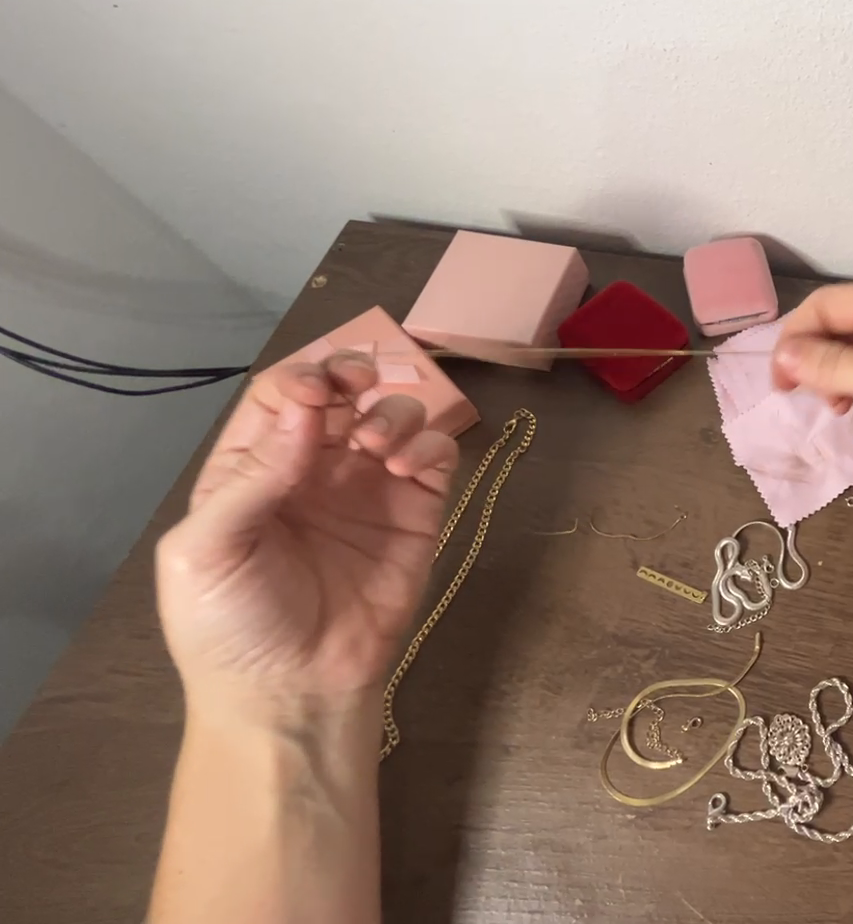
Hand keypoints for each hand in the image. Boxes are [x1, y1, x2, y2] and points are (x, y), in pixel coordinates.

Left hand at [155, 351, 458, 727]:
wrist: (299, 684)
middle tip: (362, 380)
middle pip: (344, 395)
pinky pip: (437, 455)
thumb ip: (253, 476)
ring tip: (380, 450)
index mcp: (253, 469)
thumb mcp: (208, 550)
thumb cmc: (233, 623)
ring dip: (394, 414)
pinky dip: (430, 446)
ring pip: (397, 416)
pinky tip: (408, 469)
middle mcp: (317, 468)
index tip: (319, 393)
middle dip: (353, 374)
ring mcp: (374, 486)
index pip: (281, 400)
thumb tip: (309, 409)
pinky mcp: (421, 508)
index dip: (301, 382)